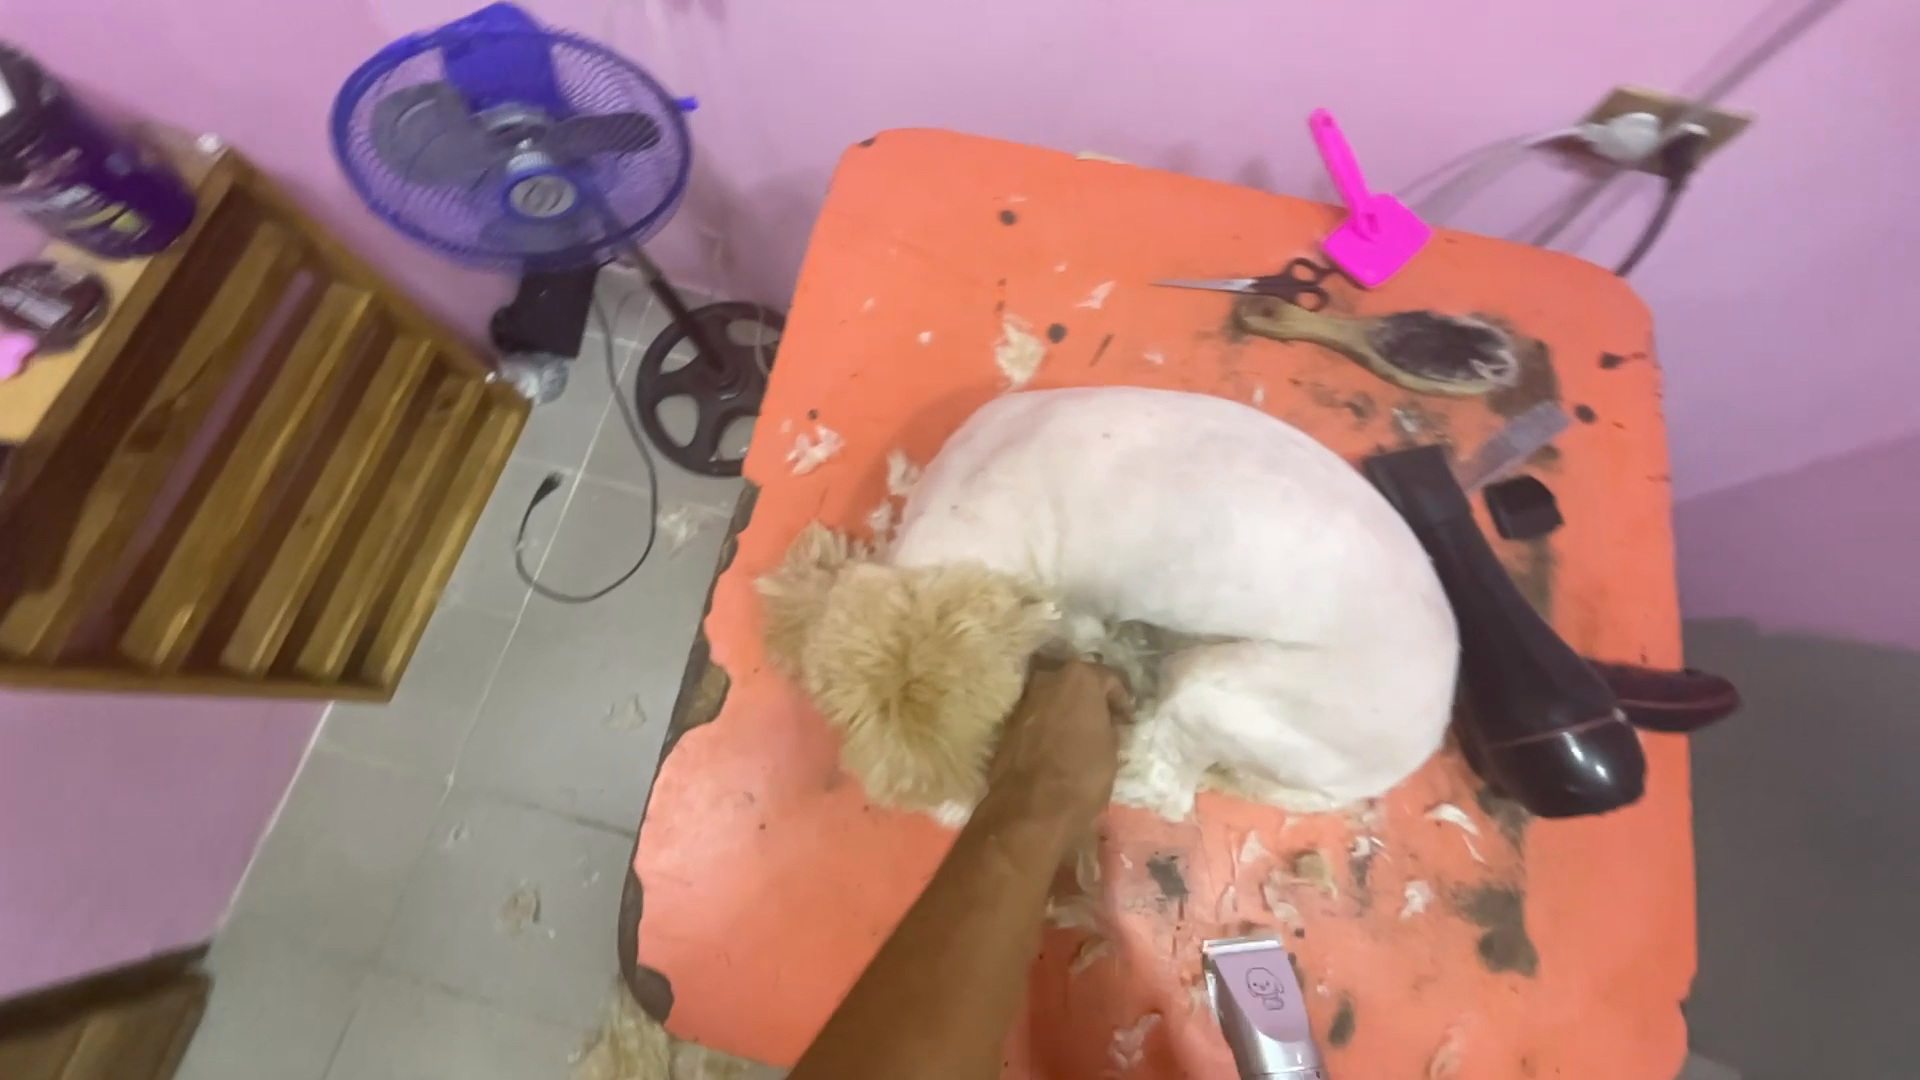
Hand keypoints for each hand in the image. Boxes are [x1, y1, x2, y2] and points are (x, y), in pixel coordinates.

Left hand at [985, 657, 1131, 834]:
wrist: (1031, 806)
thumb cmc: (1082, 773)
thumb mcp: (1112, 749)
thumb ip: (1108, 725)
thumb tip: (1105, 723)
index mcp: (1080, 678)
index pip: (1109, 678)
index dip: (1121, 699)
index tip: (1127, 718)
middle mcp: (1049, 679)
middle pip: (1077, 683)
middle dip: (1091, 699)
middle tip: (1105, 722)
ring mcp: (1026, 699)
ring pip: (1055, 698)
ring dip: (1069, 711)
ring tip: (1082, 735)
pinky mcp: (1010, 722)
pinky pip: (1039, 716)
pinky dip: (1050, 724)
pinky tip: (1060, 744)